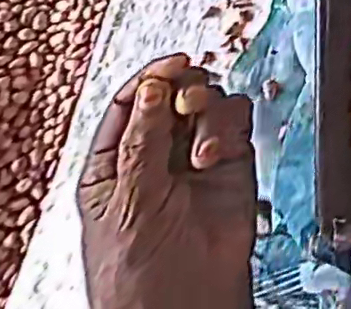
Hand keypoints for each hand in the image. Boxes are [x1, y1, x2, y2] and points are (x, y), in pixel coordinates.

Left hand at [80, 55, 256, 308]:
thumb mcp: (128, 204)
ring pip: (207, 100)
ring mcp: (195, 153)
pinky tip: (214, 156)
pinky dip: (228, 127)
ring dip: (207, 113)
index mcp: (115, 162)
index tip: (172, 64)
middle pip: (173, 92)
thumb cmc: (138, 274)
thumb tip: (151, 87)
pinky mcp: (230, 158)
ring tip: (201, 146)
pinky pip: (235, 119)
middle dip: (183, 91)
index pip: (131, 101)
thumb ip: (142, 142)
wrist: (188, 304)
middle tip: (187, 104)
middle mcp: (157, 150)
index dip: (151, 77)